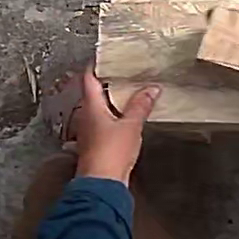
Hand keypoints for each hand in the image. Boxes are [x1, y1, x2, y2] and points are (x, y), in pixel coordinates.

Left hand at [65, 68, 160, 184]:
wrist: (102, 183)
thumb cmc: (111, 151)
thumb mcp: (131, 125)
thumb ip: (141, 105)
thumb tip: (152, 88)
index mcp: (91, 106)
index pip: (88, 78)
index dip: (95, 65)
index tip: (104, 55)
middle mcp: (86, 116)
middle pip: (93, 93)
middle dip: (107, 82)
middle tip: (123, 72)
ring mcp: (89, 131)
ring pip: (99, 109)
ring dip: (111, 100)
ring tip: (129, 92)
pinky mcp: (96, 144)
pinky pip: (104, 123)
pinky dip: (114, 116)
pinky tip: (127, 118)